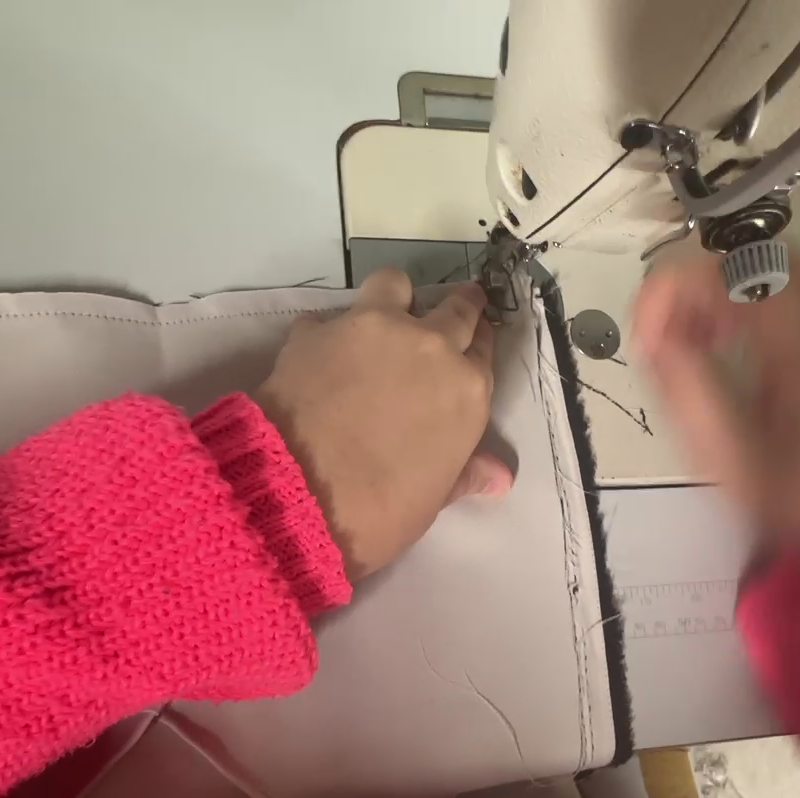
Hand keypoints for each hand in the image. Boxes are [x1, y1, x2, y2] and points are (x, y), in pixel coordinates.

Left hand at [255, 268, 510, 577]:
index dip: (476, 347)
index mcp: (467, 390)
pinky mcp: (318, 330)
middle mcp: (429, 346)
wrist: (299, 494)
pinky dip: (328, 336)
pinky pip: (328, 320)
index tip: (468, 348)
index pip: (483, 350)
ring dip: (393, 299)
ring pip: (394, 284)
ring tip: (379, 324)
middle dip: (456, 309)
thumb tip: (499, 477)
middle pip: (454, 308)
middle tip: (445, 318)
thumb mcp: (432, 500)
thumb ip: (464, 474)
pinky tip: (318, 363)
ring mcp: (372, 329)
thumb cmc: (380, 510)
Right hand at [631, 252, 799, 550]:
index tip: (645, 334)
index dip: (672, 290)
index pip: (731, 272)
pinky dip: (766, 309)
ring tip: (702, 348)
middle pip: (759, 260)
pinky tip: (747, 353)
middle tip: (669, 339)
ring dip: (731, 298)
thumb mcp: (729, 457)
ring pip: (786, 273)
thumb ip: (684, 388)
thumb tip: (650, 335)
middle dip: (701, 291)